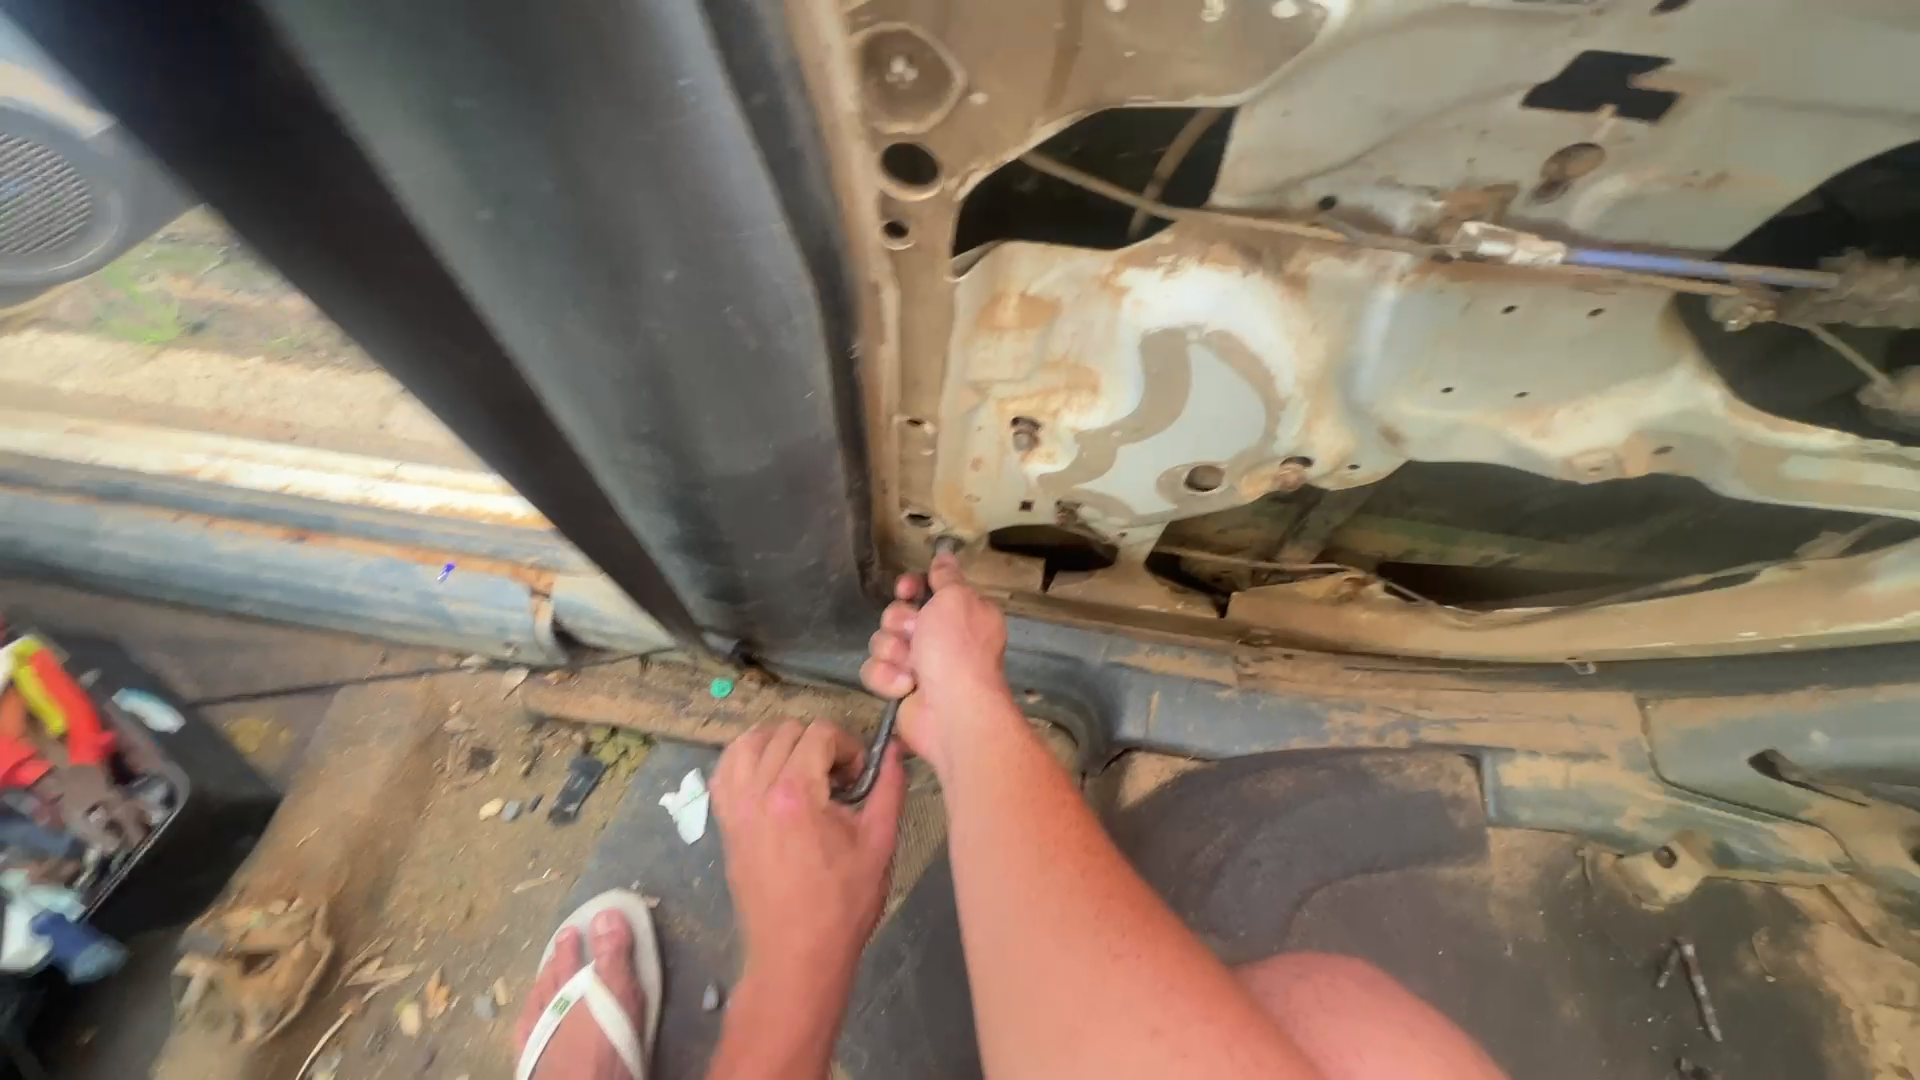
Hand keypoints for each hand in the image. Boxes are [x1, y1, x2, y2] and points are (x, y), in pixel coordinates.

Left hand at [712, 720, 905, 983]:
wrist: (796, 955)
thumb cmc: (843, 903)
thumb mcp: (879, 842)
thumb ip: (889, 788)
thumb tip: (896, 749)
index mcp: (796, 793)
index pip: (819, 733)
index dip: (847, 745)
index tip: (859, 776)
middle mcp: (758, 791)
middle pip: (786, 731)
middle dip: (818, 744)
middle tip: (837, 778)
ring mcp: (735, 807)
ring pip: (750, 741)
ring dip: (780, 743)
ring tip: (803, 769)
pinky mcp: (725, 823)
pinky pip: (725, 769)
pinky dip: (747, 759)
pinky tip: (770, 774)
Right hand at [859, 553, 1011, 773]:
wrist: (951, 711)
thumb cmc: (957, 650)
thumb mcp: (956, 599)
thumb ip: (947, 576)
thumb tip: (945, 556)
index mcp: (960, 613)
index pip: (925, 588)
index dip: (911, 587)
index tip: (906, 589)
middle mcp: (940, 637)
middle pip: (897, 614)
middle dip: (900, 623)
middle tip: (914, 634)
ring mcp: (919, 664)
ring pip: (882, 642)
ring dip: (893, 652)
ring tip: (912, 667)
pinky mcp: (899, 688)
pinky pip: (876, 670)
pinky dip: (888, 678)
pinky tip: (906, 686)